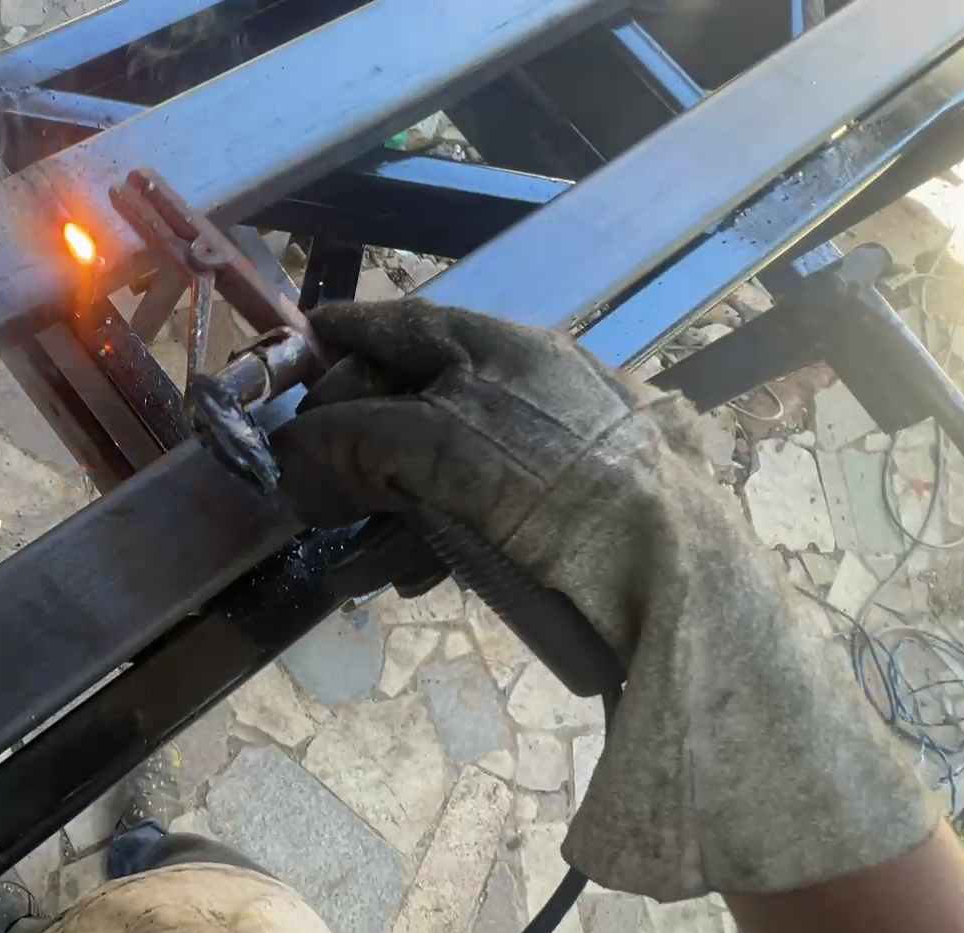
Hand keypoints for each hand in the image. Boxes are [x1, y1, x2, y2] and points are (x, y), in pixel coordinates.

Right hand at [275, 299, 938, 900]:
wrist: (676, 575)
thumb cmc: (551, 482)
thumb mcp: (439, 445)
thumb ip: (352, 436)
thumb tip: (287, 450)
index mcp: (502, 350)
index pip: (403, 325)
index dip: (345, 333)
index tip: (300, 343)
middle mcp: (522, 390)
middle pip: (407, 402)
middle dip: (350, 445)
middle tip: (311, 480)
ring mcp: (540, 450)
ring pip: (432, 468)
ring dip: (383, 511)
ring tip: (354, 559)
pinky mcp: (554, 506)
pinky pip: (468, 513)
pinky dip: (430, 541)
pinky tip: (411, 576)